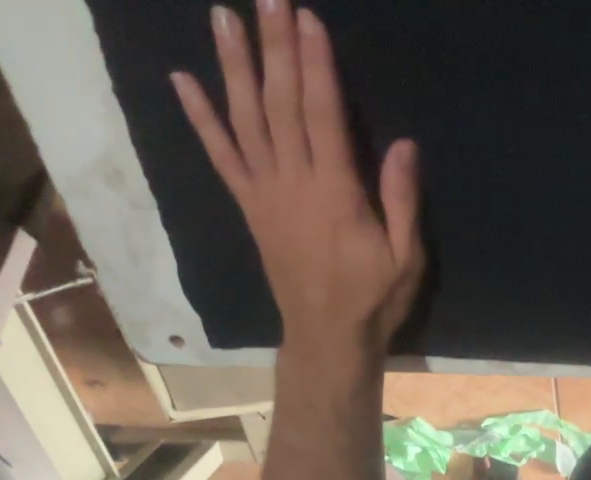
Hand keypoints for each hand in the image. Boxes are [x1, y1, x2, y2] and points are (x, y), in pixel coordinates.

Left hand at [170, 1, 423, 360]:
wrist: (327, 336)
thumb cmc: (375, 299)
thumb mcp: (407, 258)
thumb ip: (401, 201)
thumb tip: (404, 145)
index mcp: (336, 193)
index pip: (322, 115)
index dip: (314, 66)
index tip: (307, 21)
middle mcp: (293, 182)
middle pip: (279, 104)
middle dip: (274, 49)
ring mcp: (265, 192)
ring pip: (245, 118)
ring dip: (234, 66)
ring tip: (223, 17)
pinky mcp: (250, 206)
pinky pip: (221, 156)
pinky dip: (201, 118)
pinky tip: (183, 80)